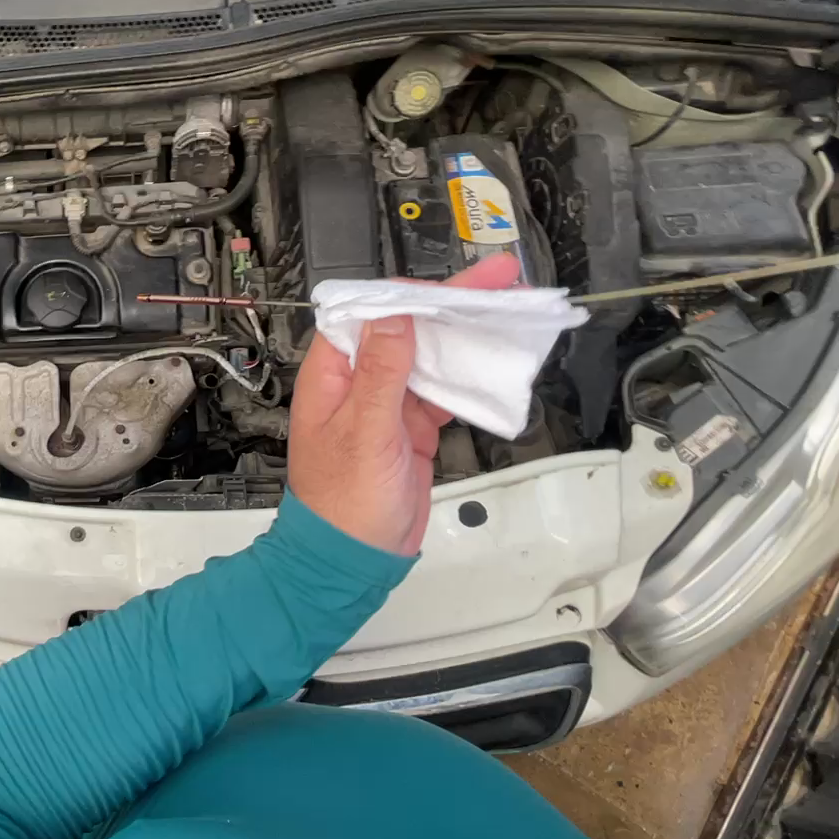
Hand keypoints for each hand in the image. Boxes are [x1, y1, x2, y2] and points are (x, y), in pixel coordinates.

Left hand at [287, 255, 524, 554]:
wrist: (353, 555)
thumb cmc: (341, 502)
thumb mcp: (363, 432)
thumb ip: (380, 374)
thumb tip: (394, 317)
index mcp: (330, 376)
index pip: (366, 315)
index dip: (408, 293)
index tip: (452, 282)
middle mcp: (356, 382)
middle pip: (403, 329)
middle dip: (448, 305)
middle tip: (499, 282)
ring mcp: (385, 404)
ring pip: (427, 357)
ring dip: (463, 336)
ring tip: (508, 313)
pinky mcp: (410, 426)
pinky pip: (441, 390)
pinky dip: (468, 377)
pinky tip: (496, 362)